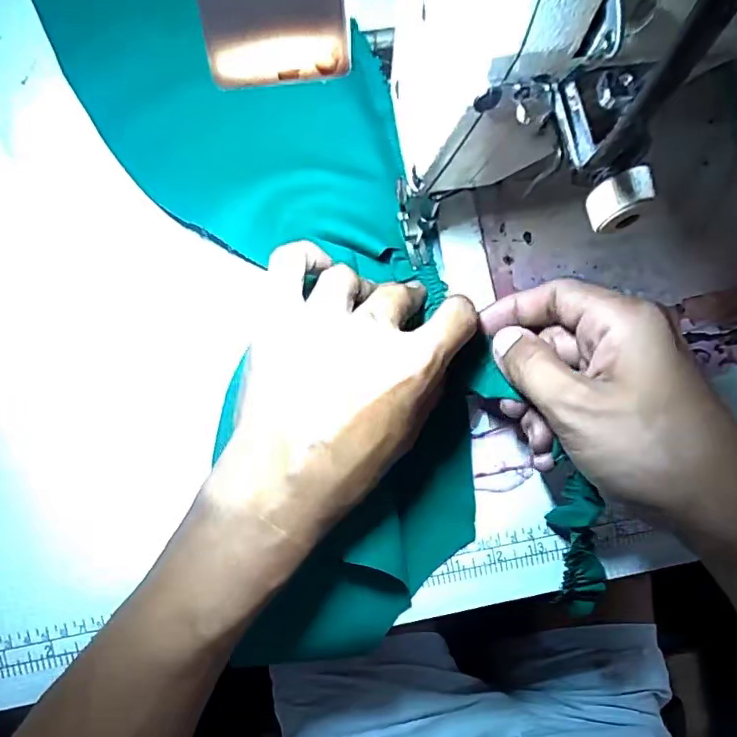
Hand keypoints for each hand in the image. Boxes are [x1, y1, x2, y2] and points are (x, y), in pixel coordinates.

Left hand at [207, 241, 477, 544]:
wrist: (283, 477)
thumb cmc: (352, 467)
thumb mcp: (410, 433)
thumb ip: (430, 386)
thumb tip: (439, 358)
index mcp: (414, 361)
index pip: (456, 313)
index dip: (458, 316)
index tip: (449, 324)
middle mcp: (373, 328)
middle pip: (400, 293)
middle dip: (406, 307)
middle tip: (395, 327)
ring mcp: (322, 314)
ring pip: (351, 276)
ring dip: (359, 294)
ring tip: (351, 314)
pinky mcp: (278, 311)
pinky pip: (292, 259)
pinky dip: (308, 259)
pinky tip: (317, 274)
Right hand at [481, 279, 736, 532]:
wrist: (711, 500)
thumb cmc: (642, 445)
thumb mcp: (574, 405)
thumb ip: (529, 367)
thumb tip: (502, 339)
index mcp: (619, 320)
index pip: (555, 296)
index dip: (511, 312)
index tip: (474, 338)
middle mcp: (625, 339)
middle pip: (555, 342)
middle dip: (525, 380)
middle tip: (503, 413)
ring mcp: (628, 375)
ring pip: (564, 379)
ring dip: (540, 411)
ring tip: (537, 445)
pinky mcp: (629, 407)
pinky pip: (583, 404)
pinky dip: (562, 426)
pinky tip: (550, 457)